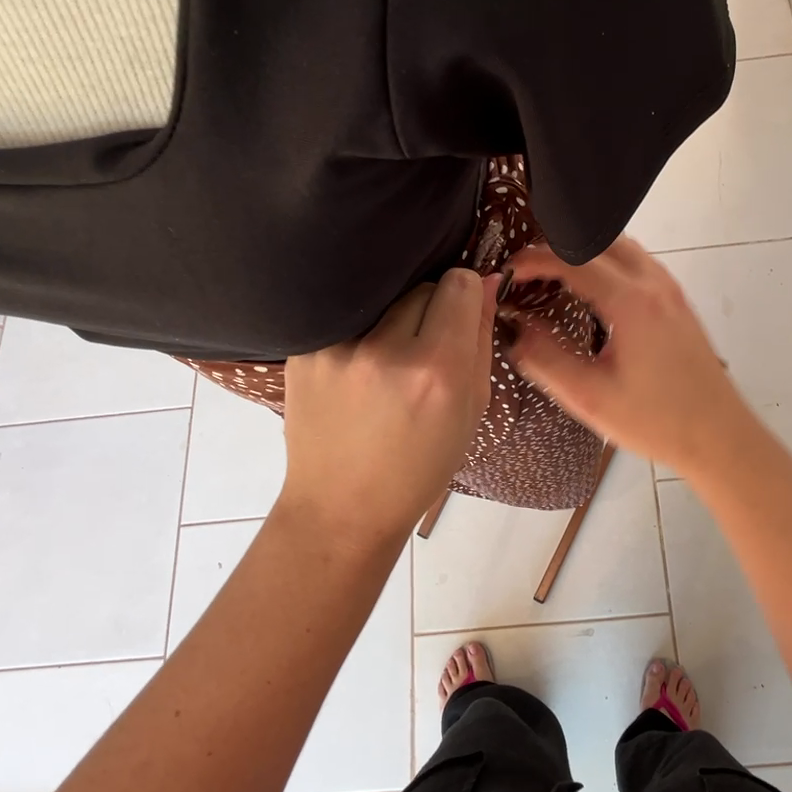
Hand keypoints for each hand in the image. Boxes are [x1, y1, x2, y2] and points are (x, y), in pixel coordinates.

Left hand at [280, 268, 500, 545]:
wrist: (341, 509)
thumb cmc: (418, 468)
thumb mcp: (471, 412)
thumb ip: (481, 341)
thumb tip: (487, 282)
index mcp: (438, 372)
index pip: (460, 285)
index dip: (467, 296)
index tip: (460, 316)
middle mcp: (386, 353)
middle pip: (423, 287)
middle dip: (431, 310)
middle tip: (424, 350)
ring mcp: (338, 351)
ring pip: (385, 296)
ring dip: (394, 319)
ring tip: (388, 360)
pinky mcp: (305, 353)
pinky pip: (348, 317)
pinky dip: (359, 332)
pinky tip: (358, 369)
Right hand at [504, 237, 756, 471]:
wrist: (720, 436)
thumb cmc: (658, 421)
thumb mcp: (591, 398)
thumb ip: (546, 359)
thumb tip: (515, 330)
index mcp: (631, 302)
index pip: (571, 258)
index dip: (532, 259)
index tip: (509, 273)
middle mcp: (654, 284)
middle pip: (596, 238)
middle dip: (556, 246)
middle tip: (526, 269)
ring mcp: (670, 289)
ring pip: (620, 245)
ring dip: (583, 251)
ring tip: (552, 275)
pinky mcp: (677, 301)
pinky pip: (636, 262)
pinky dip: (606, 262)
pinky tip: (590, 290)